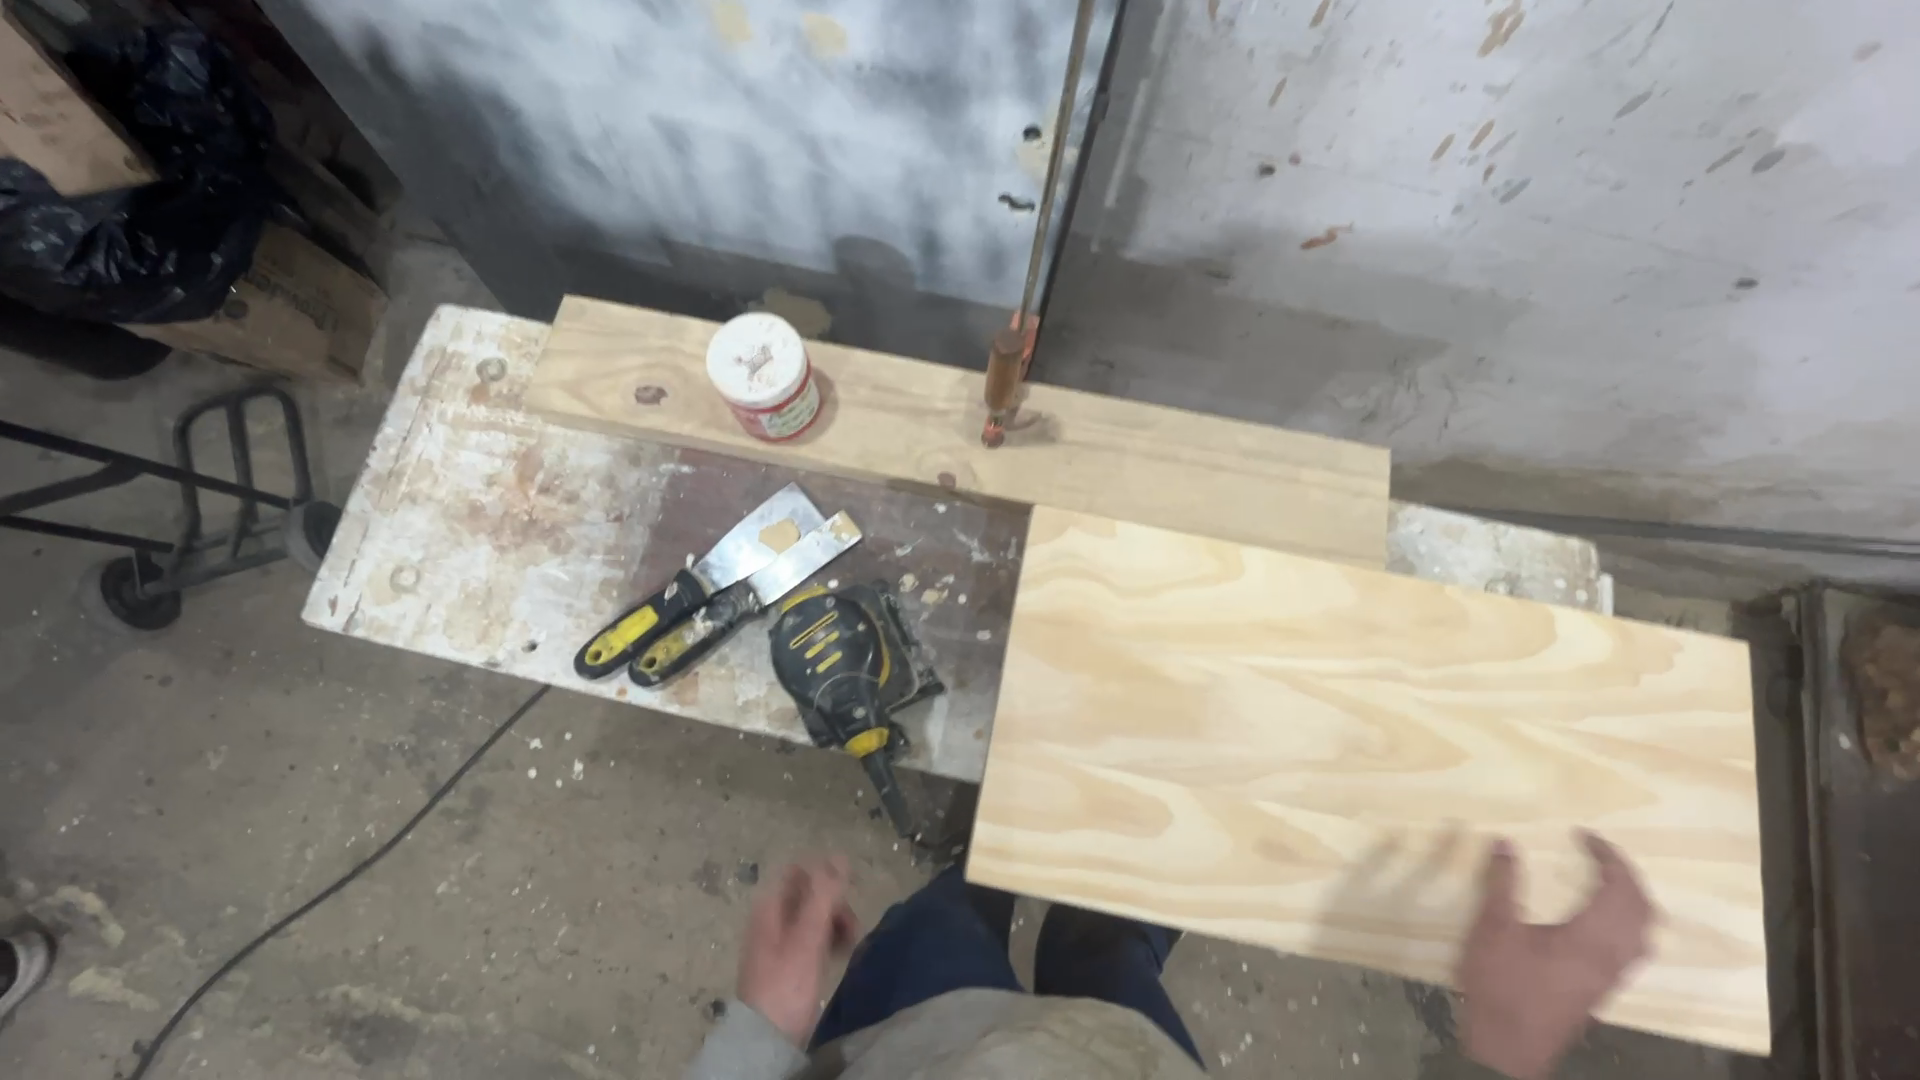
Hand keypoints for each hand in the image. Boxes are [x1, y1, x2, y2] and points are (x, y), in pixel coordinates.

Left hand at [737, 855, 860, 1044]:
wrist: (768, 1040)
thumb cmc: (787, 982)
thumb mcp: (808, 936)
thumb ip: (824, 894)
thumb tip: (841, 856)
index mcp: (770, 905)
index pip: (799, 869)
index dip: (825, 870)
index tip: (849, 886)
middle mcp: (772, 917)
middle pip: (809, 892)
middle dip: (834, 901)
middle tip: (851, 923)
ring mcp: (780, 940)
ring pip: (814, 914)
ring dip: (836, 920)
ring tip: (851, 940)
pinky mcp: (790, 961)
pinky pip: (814, 936)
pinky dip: (830, 938)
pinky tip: (842, 951)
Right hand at [1455, 832, 1655, 1079]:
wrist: (1508, 1042)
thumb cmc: (1501, 981)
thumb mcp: (1493, 925)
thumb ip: (1503, 883)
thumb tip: (1508, 843)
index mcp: (1593, 938)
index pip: (1620, 890)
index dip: (1610, 858)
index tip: (1586, 835)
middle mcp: (1614, 957)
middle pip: (1643, 912)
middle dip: (1627, 877)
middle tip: (1599, 853)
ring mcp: (1610, 976)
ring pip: (1643, 934)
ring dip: (1632, 902)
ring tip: (1606, 881)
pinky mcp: (1601, 988)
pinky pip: (1632, 948)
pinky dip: (1625, 922)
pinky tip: (1598, 921)